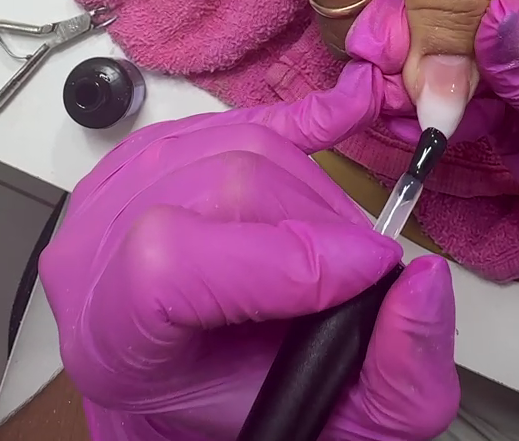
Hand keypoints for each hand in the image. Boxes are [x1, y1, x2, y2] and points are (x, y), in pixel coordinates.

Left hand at [40, 67, 459, 440]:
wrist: (182, 371)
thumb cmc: (233, 400)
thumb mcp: (323, 426)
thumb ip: (394, 383)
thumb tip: (421, 284)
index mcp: (110, 330)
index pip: (169, 262)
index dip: (284, 259)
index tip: (365, 272)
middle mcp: (97, 243)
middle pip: (222, 186)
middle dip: (320, 222)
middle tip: (366, 265)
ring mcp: (124, 179)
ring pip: (241, 142)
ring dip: (317, 187)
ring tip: (343, 238)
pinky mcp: (161, 142)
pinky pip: (241, 114)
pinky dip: (306, 115)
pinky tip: (350, 108)